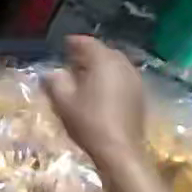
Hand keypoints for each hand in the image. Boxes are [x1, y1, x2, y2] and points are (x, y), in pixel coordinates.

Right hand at [45, 35, 146, 167]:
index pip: (88, 43)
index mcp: (103, 62)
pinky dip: (111, 78)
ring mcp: (134, 79)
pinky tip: (102, 90)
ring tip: (87, 76)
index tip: (64, 44)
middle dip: (89, 54)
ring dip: (101, 66)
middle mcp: (122, 64)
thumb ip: (55, 82)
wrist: (119, 148)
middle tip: (73, 61)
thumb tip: (52, 72)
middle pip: (104, 52)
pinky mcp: (140, 94)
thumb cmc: (88, 122)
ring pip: (116, 64)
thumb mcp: (64, 102)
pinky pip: (123, 77)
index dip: (74, 42)